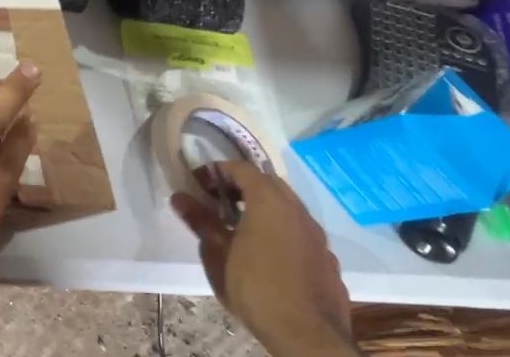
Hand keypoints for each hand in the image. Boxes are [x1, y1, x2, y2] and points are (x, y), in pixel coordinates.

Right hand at [172, 161, 356, 356]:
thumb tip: (180, 197)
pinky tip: (269, 257)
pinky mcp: (329, 265)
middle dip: (243, 186)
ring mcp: (319, 241)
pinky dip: (283, 233)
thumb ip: (200, 221)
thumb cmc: (255, 288)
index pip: (243, 169)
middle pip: (270, 184)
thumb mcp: (216, 253)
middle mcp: (299, 214)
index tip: (199, 183)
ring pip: (290, 210)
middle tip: (220, 201)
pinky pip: (302, 236)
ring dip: (265, 210)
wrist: (308, 339)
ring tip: (242, 229)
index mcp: (270, 204)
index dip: (218, 171)